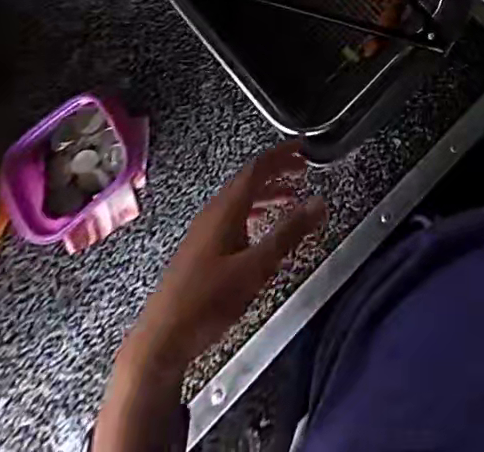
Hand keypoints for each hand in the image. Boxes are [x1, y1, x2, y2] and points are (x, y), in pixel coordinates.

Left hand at [129, 142, 325, 367]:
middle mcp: (214, 212)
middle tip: (303, 169)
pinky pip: (234, 216)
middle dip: (277, 171)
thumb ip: (288, 233)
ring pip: (241, 199)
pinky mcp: (203, 247)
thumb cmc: (208, 300)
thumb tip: (318, 203)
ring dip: (267, 193)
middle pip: (248, 180)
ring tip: (292, 198)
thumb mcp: (256, 267)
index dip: (282, 154)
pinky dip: (255, 213)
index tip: (303, 147)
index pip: (257, 168)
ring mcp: (206, 229)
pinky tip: (262, 229)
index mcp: (226, 209)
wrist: (165, 335)